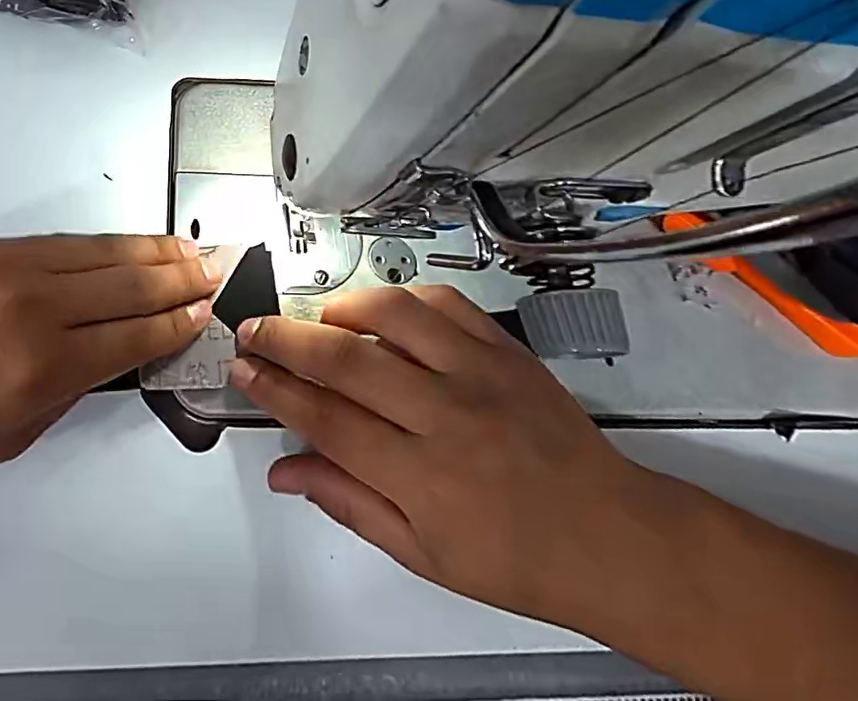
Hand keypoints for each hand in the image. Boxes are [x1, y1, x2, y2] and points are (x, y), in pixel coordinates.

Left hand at [0, 235, 221, 486]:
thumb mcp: (4, 436)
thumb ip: (66, 391)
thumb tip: (108, 356)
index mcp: (41, 368)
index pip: (134, 336)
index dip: (176, 323)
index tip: (205, 312)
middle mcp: (34, 309)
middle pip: (130, 284)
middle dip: (180, 279)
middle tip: (214, 270)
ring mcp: (10, 269)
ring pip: (103, 252)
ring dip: (152, 251)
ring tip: (187, 249)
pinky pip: (65, 242)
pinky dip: (105, 244)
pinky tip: (127, 244)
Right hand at [229, 286, 682, 630]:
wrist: (613, 537)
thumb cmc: (517, 559)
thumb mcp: (421, 552)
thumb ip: (346, 501)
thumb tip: (284, 471)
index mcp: (423, 478)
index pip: (326, 420)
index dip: (274, 389)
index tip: (244, 371)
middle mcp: (448, 416)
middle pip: (346, 358)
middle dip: (286, 339)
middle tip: (254, 330)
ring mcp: (481, 374)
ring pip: (392, 314)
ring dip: (340, 308)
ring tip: (317, 320)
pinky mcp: (507, 350)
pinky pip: (444, 302)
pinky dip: (402, 298)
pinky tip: (382, 311)